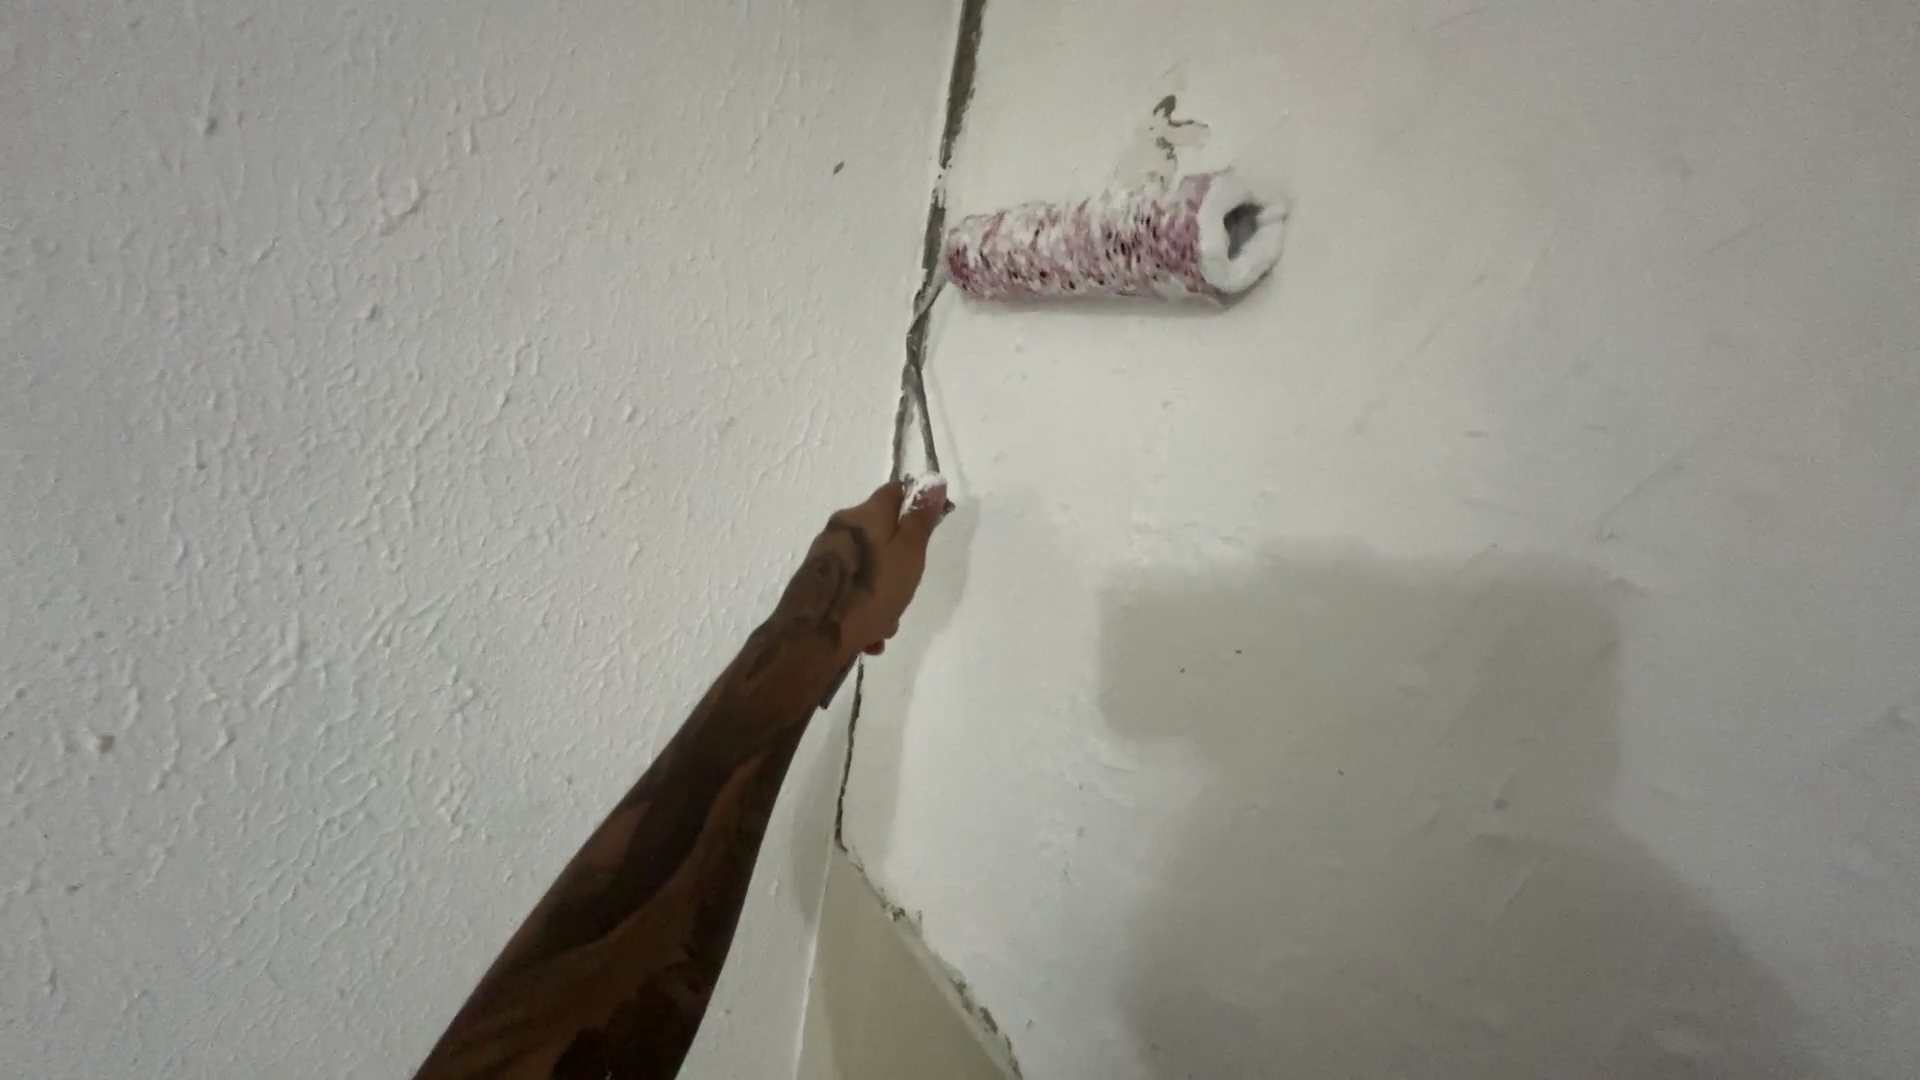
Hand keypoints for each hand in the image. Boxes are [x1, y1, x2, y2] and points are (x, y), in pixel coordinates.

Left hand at [774, 478, 949, 659]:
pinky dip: (864, 610)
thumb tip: (933, 482)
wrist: (814, 637)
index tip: (927, 530)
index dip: (915, 506)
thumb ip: (920, 520)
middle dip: (900, 566)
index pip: (895, 492)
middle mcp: (841, 529)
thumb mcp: (908, 554)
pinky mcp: (816, 584)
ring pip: (868, 569)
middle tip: (907, 590)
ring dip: (883, 597)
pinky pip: (851, 590)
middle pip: (882, 537)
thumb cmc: (870, 591)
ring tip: (885, 624)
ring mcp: (826, 557)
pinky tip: (868, 636)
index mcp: (864, 515)